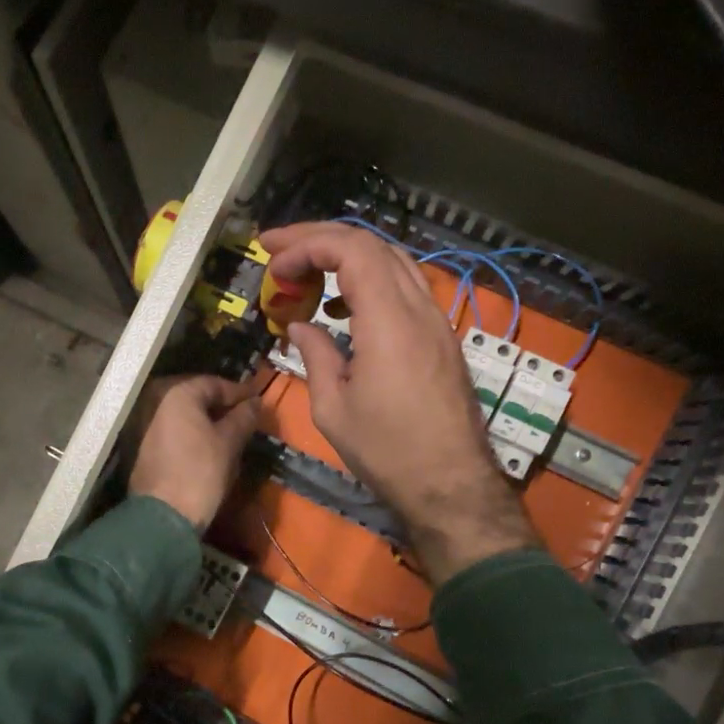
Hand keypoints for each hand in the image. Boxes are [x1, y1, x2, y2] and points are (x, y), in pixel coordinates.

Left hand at [128, 375, 260, 531]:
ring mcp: (147, 426)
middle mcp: (157, 403)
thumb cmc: (200, 472)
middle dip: (222, 406)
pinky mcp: (144, 448)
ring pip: (185, 416)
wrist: (163, 515)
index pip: (214, 383)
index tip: (258, 401)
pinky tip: (209, 447)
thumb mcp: (229, 442)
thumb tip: (256, 403)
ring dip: (208, 421)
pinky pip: (175, 432)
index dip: (239, 392)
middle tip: (246, 416)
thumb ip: (244, 418)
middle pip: (196, 398)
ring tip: (232, 433)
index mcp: (178, 395)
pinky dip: (193, 435)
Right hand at [262, 223, 533, 583]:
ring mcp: (436, 321)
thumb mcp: (334, 408)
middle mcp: (418, 308)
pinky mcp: (442, 338)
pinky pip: (405, 288)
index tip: (272, 264)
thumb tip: (299, 326)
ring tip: (305, 272)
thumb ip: (315, 355)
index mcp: (389, 321)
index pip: (351, 249)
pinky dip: (370, 280)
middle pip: (372, 244)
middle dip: (320, 239)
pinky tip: (343, 307)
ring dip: (347, 256)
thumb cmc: (387, 451)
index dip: (307, 245)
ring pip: (393, 261)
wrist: (451, 484)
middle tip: (277, 251)